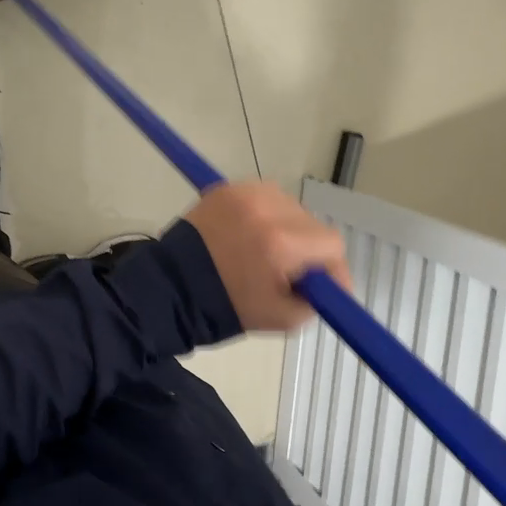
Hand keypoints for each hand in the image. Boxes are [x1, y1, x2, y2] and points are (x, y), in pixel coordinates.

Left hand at [184, 183, 351, 333]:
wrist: (172, 285)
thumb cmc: (228, 304)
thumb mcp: (283, 317)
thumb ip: (318, 299)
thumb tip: (330, 281)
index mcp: (281, 242)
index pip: (331, 243)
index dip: (334, 267)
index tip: (325, 285)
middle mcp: (266, 209)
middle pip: (312, 223)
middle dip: (309, 248)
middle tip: (293, 271)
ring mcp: (244, 193)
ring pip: (290, 207)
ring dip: (288, 228)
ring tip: (268, 251)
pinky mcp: (226, 188)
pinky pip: (264, 197)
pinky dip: (266, 214)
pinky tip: (252, 234)